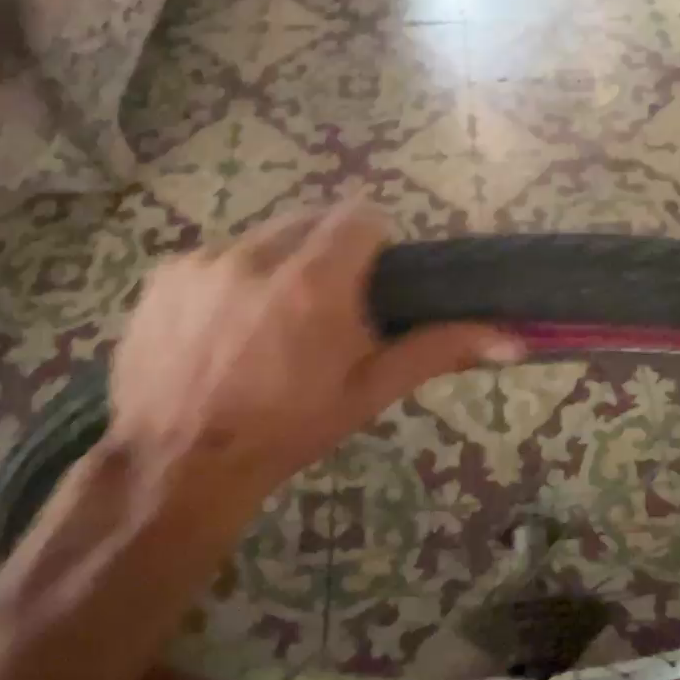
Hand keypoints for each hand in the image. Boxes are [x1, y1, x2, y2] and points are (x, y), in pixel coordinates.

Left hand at [107, 202, 523, 502]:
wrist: (178, 466)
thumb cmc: (287, 431)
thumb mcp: (368, 392)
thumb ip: (438, 349)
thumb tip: (514, 339)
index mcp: (314, 281)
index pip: (362, 214)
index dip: (374, 242)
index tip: (370, 283)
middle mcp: (256, 255)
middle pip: (312, 221)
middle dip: (326, 254)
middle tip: (323, 313)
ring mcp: (204, 260)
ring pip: (264, 237)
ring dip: (278, 266)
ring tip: (268, 326)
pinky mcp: (166, 273)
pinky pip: (217, 256)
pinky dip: (231, 280)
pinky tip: (223, 331)